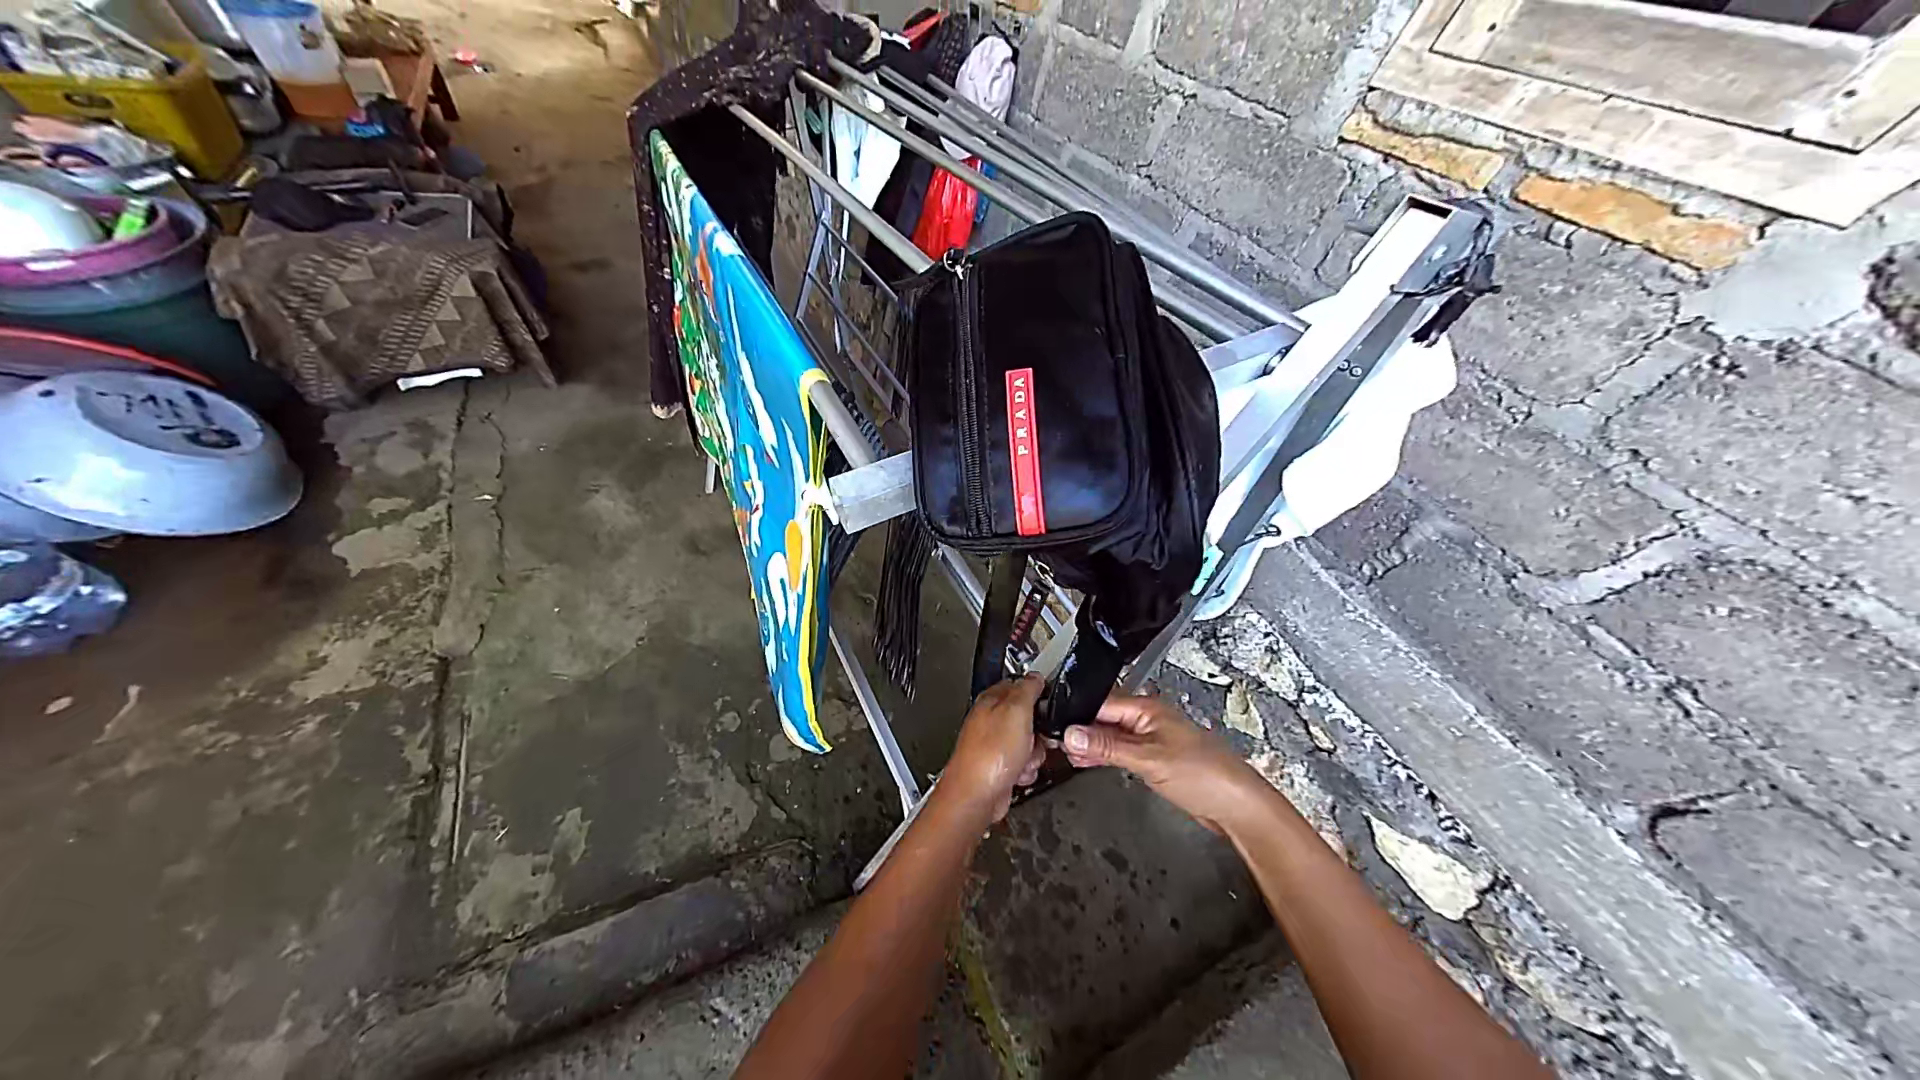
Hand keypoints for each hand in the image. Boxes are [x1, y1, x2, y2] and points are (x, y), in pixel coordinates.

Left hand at [943, 675, 1046, 825]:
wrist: (976, 797)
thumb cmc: (988, 756)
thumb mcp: (1016, 711)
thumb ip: (1027, 689)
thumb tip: (1035, 676)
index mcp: (991, 700)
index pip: (1020, 686)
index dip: (1037, 697)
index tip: (1045, 708)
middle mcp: (990, 721)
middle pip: (1029, 719)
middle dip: (1038, 732)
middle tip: (1033, 738)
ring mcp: (995, 745)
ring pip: (1030, 744)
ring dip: (1033, 754)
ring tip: (1023, 759)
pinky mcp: (1000, 767)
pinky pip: (1024, 764)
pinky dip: (1026, 771)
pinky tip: (1017, 773)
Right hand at [1061, 692, 1266, 833]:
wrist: (1237, 806)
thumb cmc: (1202, 775)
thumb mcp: (1147, 759)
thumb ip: (1106, 746)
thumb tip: (1071, 733)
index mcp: (1146, 708)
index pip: (1100, 704)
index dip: (1075, 715)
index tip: (1053, 727)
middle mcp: (1148, 719)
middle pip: (1103, 718)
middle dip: (1080, 730)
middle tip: (1055, 744)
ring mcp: (1151, 739)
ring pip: (1111, 735)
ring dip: (1091, 745)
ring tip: (1067, 755)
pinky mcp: (1154, 758)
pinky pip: (1121, 750)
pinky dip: (1104, 756)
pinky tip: (1089, 762)